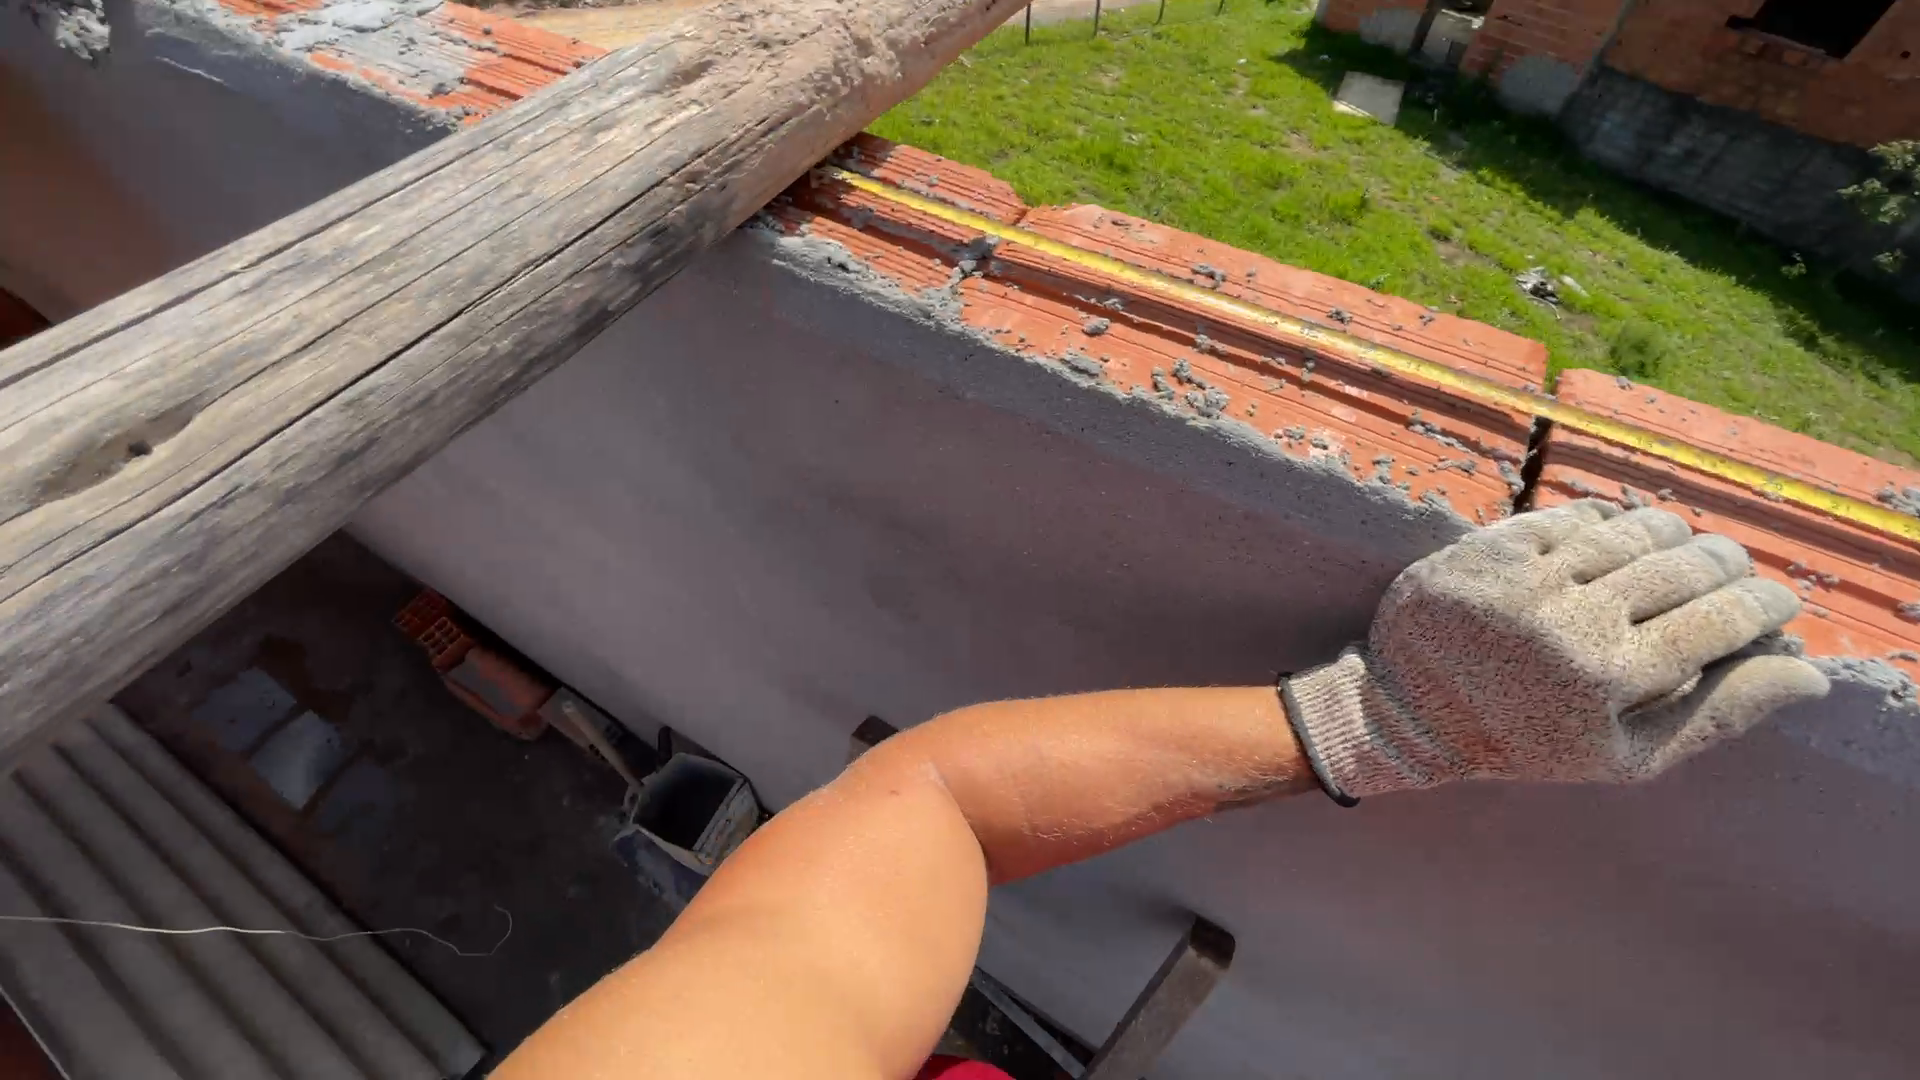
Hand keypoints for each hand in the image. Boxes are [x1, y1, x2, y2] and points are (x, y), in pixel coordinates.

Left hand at [1284, 501, 1828, 797]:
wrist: (1404, 712)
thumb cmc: (1519, 739)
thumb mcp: (1620, 755)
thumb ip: (1716, 716)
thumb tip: (1812, 672)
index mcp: (1609, 676)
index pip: (1724, 619)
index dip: (1765, 602)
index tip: (1772, 599)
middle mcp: (1566, 621)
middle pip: (1681, 567)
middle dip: (1724, 563)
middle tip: (1729, 567)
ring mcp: (1516, 581)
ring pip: (1625, 533)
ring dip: (1668, 534)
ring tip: (1678, 546)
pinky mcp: (1476, 554)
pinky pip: (1558, 520)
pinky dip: (1598, 522)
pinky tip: (1610, 534)